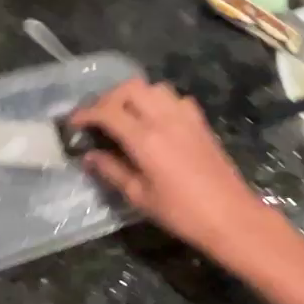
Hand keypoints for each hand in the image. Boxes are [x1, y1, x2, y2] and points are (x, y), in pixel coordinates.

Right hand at [69, 79, 272, 256]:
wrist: (230, 216)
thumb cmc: (181, 213)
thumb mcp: (140, 197)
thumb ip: (112, 171)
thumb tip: (88, 156)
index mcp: (146, 138)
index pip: (108, 111)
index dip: (85, 113)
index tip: (73, 123)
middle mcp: (165, 118)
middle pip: (130, 88)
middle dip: (109, 98)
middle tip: (98, 119)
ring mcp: (186, 116)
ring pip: (154, 88)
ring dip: (134, 96)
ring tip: (125, 117)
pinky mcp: (200, 121)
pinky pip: (174, 98)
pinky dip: (159, 102)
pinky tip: (155, 121)